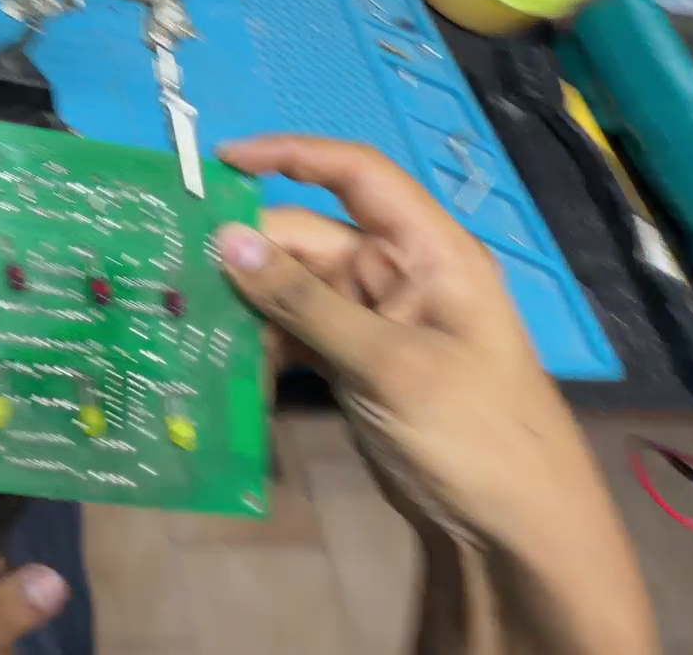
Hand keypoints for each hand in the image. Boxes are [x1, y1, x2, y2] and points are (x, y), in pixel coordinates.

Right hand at [214, 135, 613, 550]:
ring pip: (284, 280)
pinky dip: (253, 333)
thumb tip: (223, 240)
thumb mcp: (387, 363)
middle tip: (181, 271)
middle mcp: (392, 270)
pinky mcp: (341, 350)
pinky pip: (284, 322)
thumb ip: (301, 299)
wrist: (510, 537)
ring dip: (242, 295)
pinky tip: (218, 351)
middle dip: (246, 250)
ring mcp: (364, 313)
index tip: (222, 160)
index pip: (356, 174)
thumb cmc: (474, 437)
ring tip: (188, 312)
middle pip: (302, 235)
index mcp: (426, 251)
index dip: (291, 154)